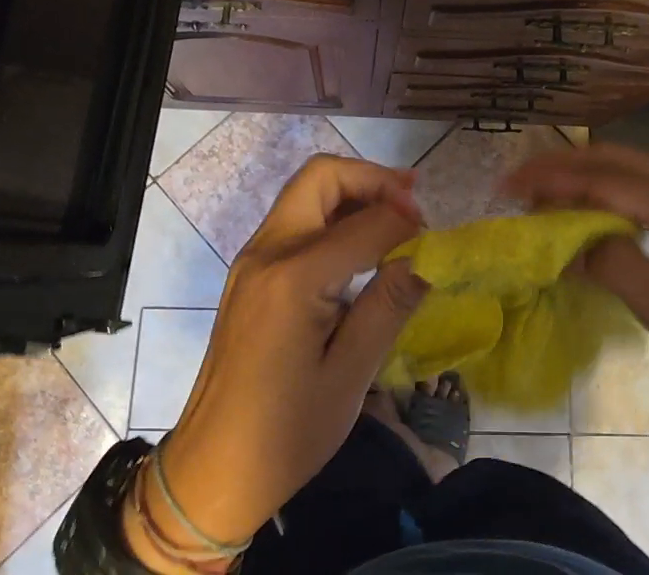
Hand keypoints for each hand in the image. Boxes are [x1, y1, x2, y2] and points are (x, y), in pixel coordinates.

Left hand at [130, 156, 428, 565]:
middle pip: (319, 177)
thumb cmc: (285, 433)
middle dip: (370, 178)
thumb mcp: (349, 376)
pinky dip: (332, 217)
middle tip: (414, 199)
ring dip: (351, 193)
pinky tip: (362, 247)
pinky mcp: (250, 277)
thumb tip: (425, 258)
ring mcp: (252, 261)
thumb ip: (388, 306)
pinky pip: (294, 222)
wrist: (212, 469)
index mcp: (293, 277)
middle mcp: (267, 252)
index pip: (366, 222)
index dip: (407, 221)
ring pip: (304, 194)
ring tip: (396, 217)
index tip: (436, 238)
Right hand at [503, 143, 648, 422]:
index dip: (551, 182)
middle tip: (515, 184)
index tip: (505, 188)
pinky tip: (591, 216)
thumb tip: (565, 239)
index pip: (605, 180)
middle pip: (618, 160)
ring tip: (542, 198)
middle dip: (563, 167)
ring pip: (634, 171)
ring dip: (586, 178)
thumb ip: (615, 267)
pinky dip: (610, 195)